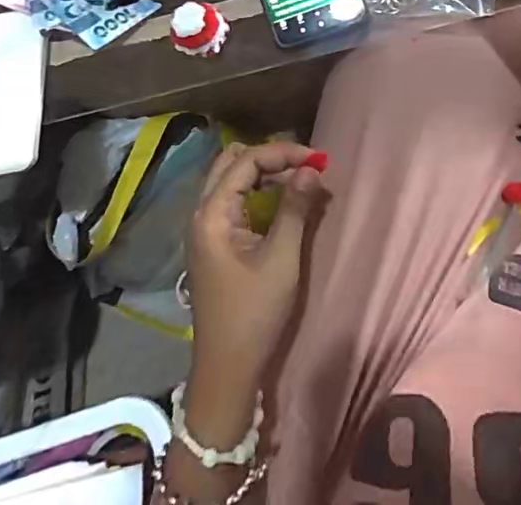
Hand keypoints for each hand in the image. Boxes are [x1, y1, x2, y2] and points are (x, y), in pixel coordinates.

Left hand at [187, 142, 325, 390]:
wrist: (227, 368)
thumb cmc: (254, 313)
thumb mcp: (281, 259)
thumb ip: (295, 208)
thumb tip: (311, 168)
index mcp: (212, 214)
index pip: (246, 161)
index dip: (283, 153)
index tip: (319, 159)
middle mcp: (202, 213)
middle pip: (233, 162)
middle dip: (271, 157)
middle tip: (307, 166)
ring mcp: (204, 228)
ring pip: (231, 179)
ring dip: (264, 173)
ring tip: (300, 179)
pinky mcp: (213, 242)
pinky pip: (233, 199)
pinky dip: (258, 191)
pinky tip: (282, 200)